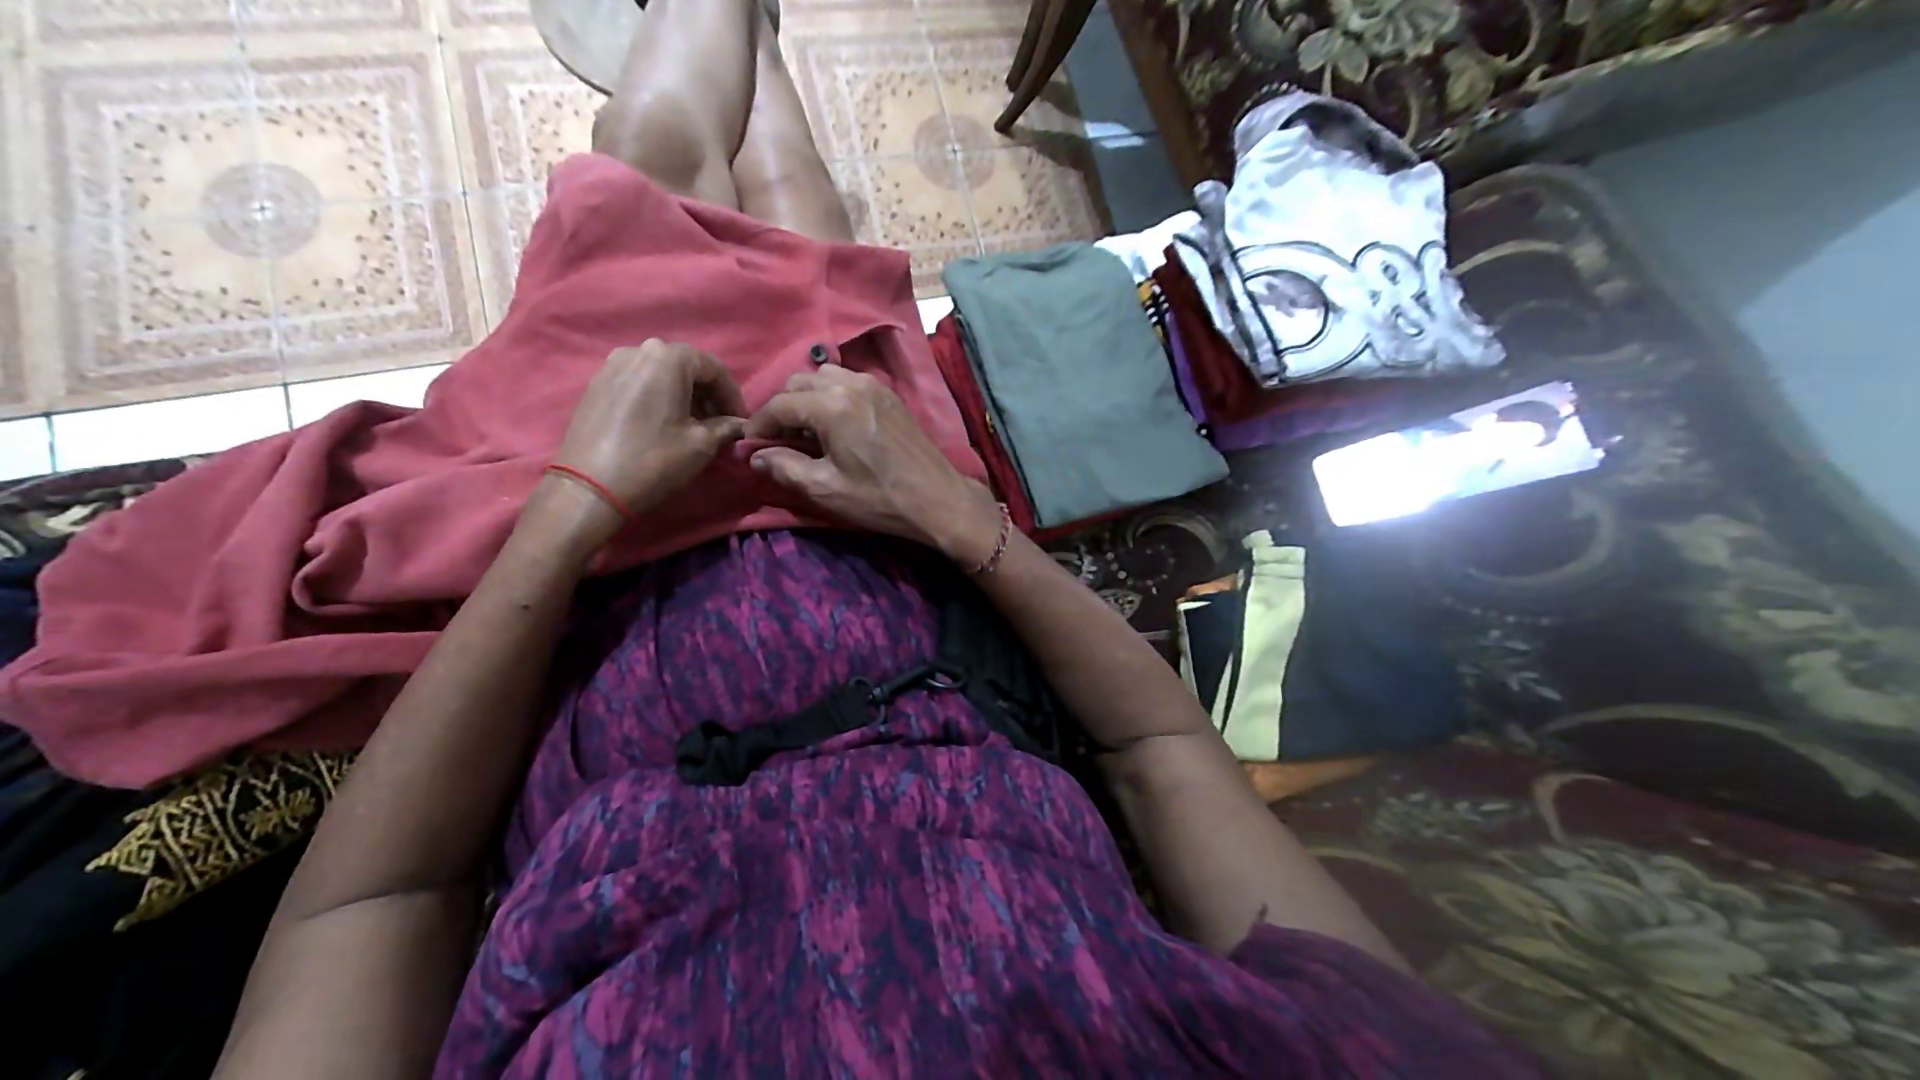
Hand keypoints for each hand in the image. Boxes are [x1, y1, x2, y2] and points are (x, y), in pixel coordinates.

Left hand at [542, 340, 746, 546]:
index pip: (713, 368)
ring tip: (693, 427)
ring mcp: (611, 366)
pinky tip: (664, 425)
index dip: (733, 395)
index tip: (741, 422)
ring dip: (683, 397)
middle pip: (685, 367)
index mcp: (666, 357)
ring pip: (660, 375)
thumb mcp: (701, 444)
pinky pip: (639, 384)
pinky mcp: (596, 386)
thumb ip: (726, 427)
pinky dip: (659, 399)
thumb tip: (738, 426)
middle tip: (720, 425)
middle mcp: (637, 350)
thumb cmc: (654, 460)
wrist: (590, 487)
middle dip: (707, 395)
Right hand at [747, 365, 1002, 564]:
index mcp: (833, 406)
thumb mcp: (826, 489)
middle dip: (782, 409)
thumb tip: (756, 456)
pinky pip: (848, 382)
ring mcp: (874, 385)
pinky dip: (831, 396)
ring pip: (823, 377)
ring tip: (807, 432)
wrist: (937, 499)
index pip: (780, 404)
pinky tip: (834, 425)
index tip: (750, 445)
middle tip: (779, 441)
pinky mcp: (889, 394)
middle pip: (799, 383)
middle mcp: (852, 384)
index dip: (759, 424)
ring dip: (807, 399)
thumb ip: (785, 467)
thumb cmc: (879, 498)